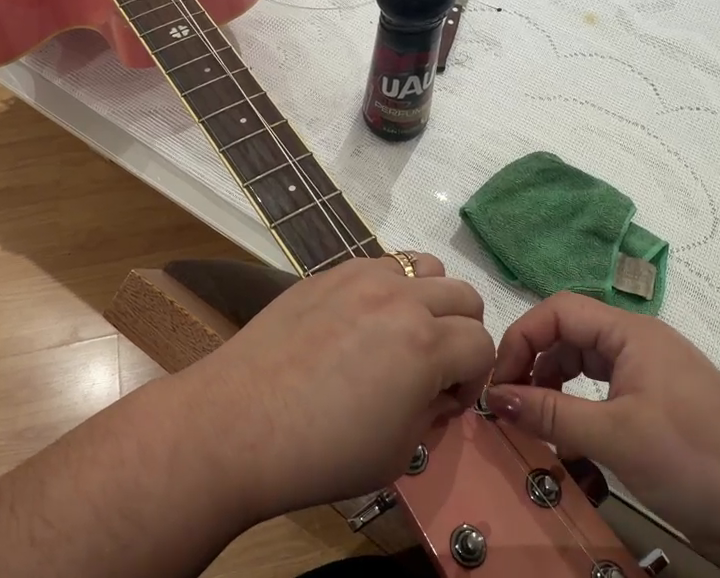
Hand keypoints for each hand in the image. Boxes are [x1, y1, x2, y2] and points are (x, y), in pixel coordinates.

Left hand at [171, 254, 493, 524]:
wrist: (235, 424)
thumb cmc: (320, 453)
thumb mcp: (397, 453)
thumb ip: (431, 412)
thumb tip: (436, 392)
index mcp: (426, 345)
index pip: (483, 346)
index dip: (473, 381)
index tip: (445, 404)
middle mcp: (400, 298)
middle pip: (463, 295)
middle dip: (461, 334)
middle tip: (432, 368)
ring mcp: (359, 278)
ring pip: (424, 267)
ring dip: (428, 299)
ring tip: (400, 334)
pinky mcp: (325, 274)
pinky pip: (377, 265)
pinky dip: (386, 289)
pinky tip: (358, 323)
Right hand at [486, 293, 719, 573]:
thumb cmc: (696, 462)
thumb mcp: (614, 437)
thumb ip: (549, 413)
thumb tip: (494, 396)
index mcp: (633, 333)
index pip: (559, 310)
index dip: (521, 337)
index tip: (498, 380)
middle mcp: (641, 345)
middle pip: (569, 336)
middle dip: (533, 364)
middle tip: (508, 405)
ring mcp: (653, 379)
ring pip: (585, 367)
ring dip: (554, 390)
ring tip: (533, 424)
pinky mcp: (661, 412)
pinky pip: (605, 396)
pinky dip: (579, 412)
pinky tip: (569, 442)